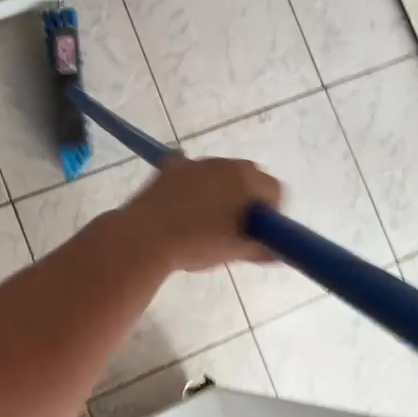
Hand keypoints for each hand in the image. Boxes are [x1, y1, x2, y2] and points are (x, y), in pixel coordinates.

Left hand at [111, 155, 282, 270]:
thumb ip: (259, 248)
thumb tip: (274, 253)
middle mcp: (222, 163)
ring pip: (217, 174)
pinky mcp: (167, 170)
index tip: (257, 232)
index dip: (269, 212)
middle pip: (247, 177)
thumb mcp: (233, 250)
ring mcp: (192, 164)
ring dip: (218, 189)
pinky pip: (186, 171)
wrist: (143, 237)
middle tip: (234, 227)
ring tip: (205, 219)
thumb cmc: (196, 243)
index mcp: (246, 178)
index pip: (274, 190)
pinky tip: (182, 198)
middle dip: (246, 198)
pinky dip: (190, 181)